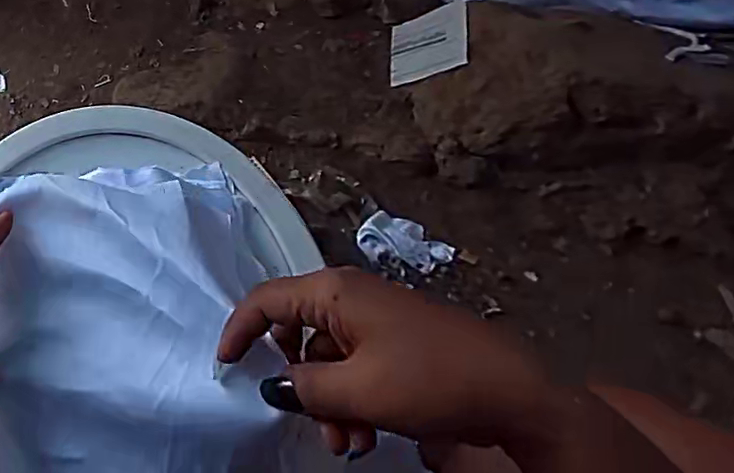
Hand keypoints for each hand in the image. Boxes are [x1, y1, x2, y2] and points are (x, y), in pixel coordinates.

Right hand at [217, 268, 679, 471]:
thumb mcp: (360, 390)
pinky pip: (351, 363)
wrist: (508, 387)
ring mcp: (371, 315)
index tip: (225, 364)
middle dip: (297, 381)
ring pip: (325, 355)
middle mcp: (346, 294)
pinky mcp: (391, 338)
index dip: (241, 328)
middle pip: (297, 331)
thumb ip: (308, 386)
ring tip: (347, 443)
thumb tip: (274, 384)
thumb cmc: (428, 377)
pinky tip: (366, 434)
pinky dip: (349, 397)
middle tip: (311, 424)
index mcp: (332, 290)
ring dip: (326, 400)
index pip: (268, 299)